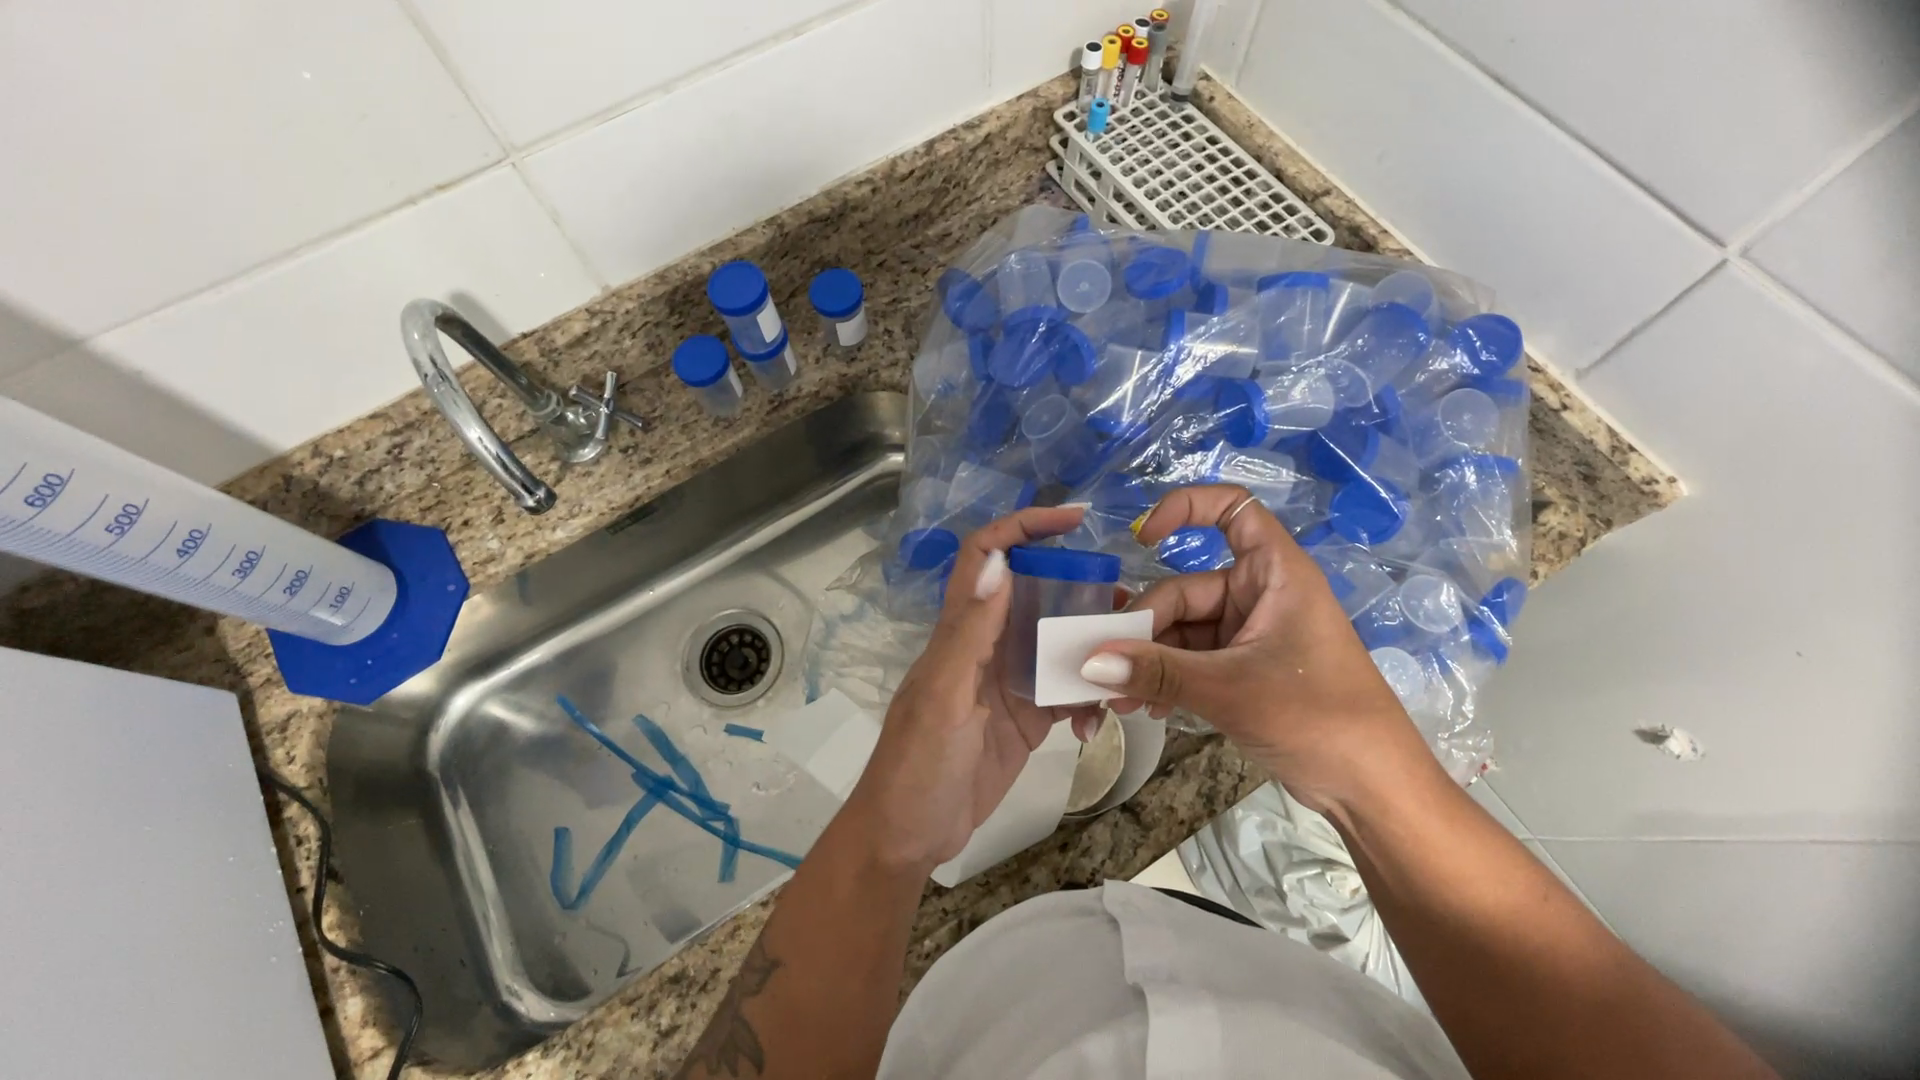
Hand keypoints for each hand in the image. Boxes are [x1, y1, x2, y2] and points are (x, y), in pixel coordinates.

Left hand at [841, 505, 1100, 872]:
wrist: (909, 836)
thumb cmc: (917, 764)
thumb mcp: (942, 697)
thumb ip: (970, 633)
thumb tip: (1000, 562)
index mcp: (960, 631)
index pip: (987, 556)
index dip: (1024, 527)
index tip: (1076, 519)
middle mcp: (985, 647)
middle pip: (1036, 596)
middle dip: (1080, 591)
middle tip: (1129, 602)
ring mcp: (1007, 684)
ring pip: (1057, 645)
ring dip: (1091, 649)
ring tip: (1130, 660)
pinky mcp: (1025, 720)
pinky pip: (1065, 695)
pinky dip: (1086, 702)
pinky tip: (1097, 724)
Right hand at [1077, 485, 1431, 815]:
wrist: (1372, 787)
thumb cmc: (1316, 716)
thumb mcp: (1228, 689)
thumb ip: (1156, 672)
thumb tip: (1089, 662)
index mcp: (1275, 574)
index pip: (1232, 509)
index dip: (1186, 508)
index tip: (1141, 538)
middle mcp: (1262, 596)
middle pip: (1186, 590)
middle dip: (1144, 628)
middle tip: (1105, 666)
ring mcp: (1252, 635)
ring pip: (1183, 631)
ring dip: (1149, 661)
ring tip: (1119, 698)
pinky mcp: (1245, 672)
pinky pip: (1192, 661)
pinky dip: (1167, 679)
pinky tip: (1145, 707)